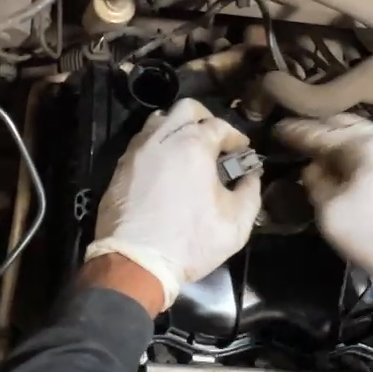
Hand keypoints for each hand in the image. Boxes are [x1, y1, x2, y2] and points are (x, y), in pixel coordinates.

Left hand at [86, 98, 262, 310]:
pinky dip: (158, 144)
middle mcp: (163, 137)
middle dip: (206, 118)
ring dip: (177, 127)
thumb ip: (250, 191)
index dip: (236, 137)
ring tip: (189, 150)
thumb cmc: (190, 241)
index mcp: (193, 144)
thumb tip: (251, 175)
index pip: (220, 125)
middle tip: (216, 141)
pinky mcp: (121, 166)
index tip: (242, 151)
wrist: (134, 262)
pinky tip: (166, 166)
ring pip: (159, 120)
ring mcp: (137, 150)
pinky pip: (142, 142)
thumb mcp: (236, 222)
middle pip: (186, 108)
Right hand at [276, 114, 372, 301]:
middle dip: (319, 127)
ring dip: (341, 137)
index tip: (277, 129)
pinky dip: (359, 147)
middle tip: (297, 131)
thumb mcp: (332, 215)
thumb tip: (313, 167)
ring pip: (365, 133)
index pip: (319, 131)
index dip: (295, 131)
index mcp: (364, 144)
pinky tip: (351, 157)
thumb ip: (316, 183)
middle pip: (345, 124)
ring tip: (322, 143)